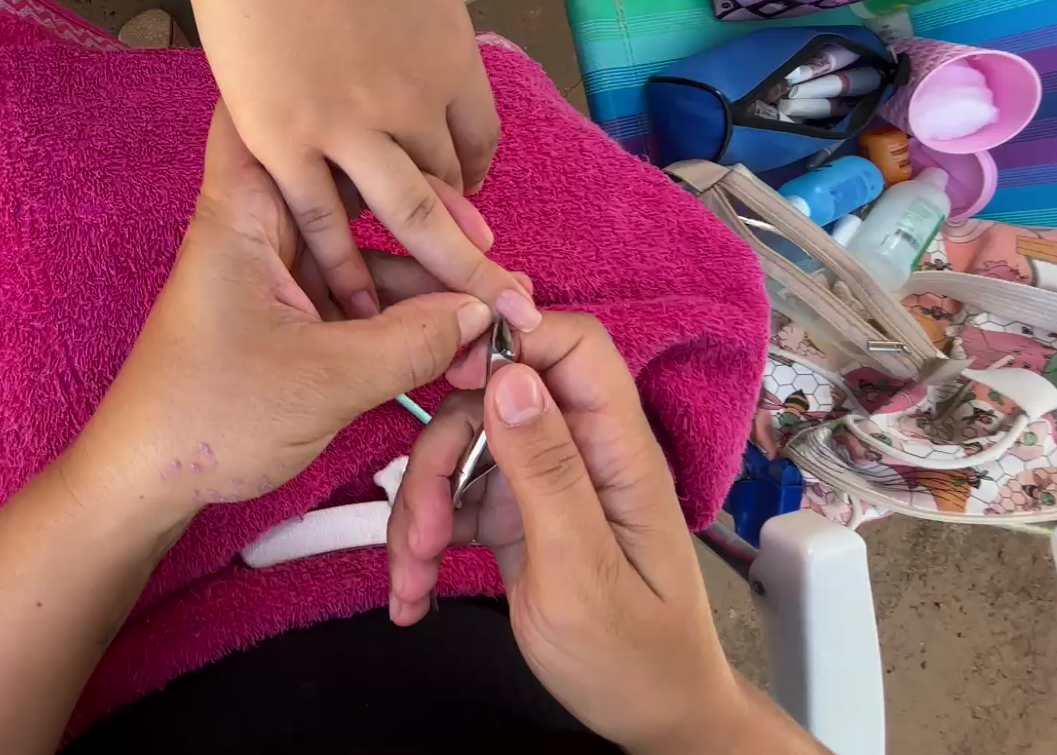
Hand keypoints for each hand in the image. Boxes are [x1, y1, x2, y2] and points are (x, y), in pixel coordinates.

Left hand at [63, 103, 498, 521]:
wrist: (152, 477)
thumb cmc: (213, 414)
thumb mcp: (324, 380)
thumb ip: (413, 343)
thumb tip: (488, 311)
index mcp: (245, 213)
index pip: (259, 113)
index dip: (307, 84)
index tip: (370, 71)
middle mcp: (263, 225)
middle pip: (344, 188)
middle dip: (416, 209)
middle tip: (484, 235)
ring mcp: (279, 267)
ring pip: (358, 243)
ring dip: (419, 274)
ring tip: (492, 300)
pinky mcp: (292, 307)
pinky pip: (354, 288)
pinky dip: (398, 307)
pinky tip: (451, 327)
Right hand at [191, 0, 540, 333]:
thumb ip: (414, 18)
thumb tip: (409, 41)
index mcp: (449, 50)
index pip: (475, 134)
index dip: (470, 174)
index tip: (460, 194)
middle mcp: (413, 95)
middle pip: (448, 183)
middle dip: (471, 243)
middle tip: (493, 290)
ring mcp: (350, 119)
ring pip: (403, 211)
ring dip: (426, 265)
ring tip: (441, 311)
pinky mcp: (284, 135)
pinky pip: (324, 215)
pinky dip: (343, 263)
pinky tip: (353, 299)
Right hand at [385, 312, 806, 753]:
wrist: (645, 718)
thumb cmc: (634, 658)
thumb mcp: (584, 573)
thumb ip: (549, 473)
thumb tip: (510, 376)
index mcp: (614, 448)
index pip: (574, 347)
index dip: (513, 338)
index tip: (454, 377)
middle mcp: (574, 447)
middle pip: (487, 399)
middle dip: (438, 459)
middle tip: (420, 532)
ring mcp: (537, 474)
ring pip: (456, 445)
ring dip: (420, 507)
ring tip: (412, 575)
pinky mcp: (507, 504)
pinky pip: (449, 492)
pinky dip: (423, 533)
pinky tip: (415, 585)